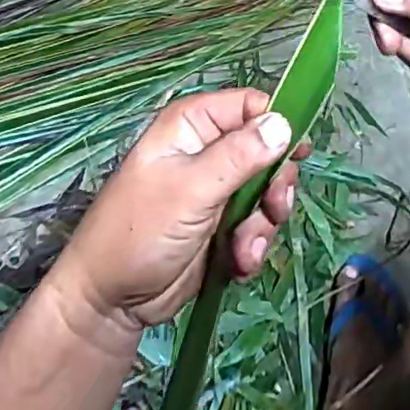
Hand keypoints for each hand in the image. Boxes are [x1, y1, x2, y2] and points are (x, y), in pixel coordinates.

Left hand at [46, 88, 306, 335]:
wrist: (111, 303)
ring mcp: (217, 187)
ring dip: (264, 221)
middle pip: (268, 149)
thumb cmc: (140, 231)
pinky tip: (238, 263)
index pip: (250, 106)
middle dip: (275, 184)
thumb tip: (283, 123)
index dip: (277, 124)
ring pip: (267, 190)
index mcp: (193, 125)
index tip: (298, 152)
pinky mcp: (224, 222)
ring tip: (245, 248)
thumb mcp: (191, 190)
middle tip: (274, 207)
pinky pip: (257, 222)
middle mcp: (208, 149)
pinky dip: (254, 244)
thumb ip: (239, 156)